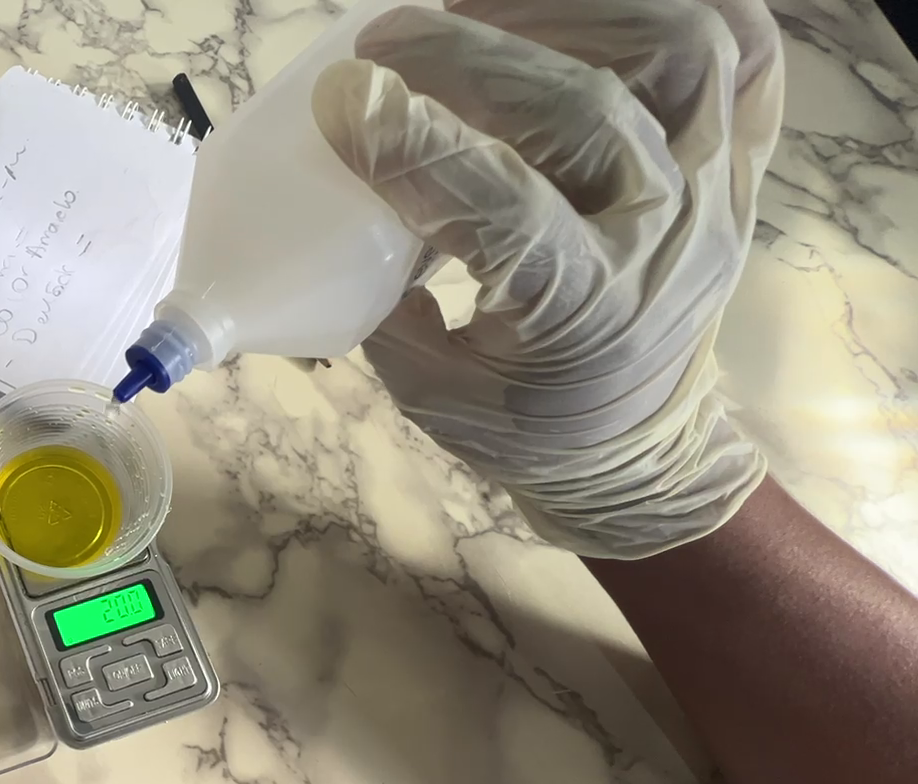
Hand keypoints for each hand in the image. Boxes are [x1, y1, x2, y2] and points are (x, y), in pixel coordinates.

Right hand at [311, 0, 783, 557]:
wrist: (636, 445)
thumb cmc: (520, 431)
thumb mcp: (430, 395)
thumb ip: (390, 312)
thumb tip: (351, 232)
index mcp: (575, 312)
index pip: (496, 208)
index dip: (415, 148)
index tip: (342, 100)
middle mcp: (661, 234)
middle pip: (581, 108)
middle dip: (472, 57)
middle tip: (386, 36)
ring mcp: (715, 185)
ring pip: (677, 47)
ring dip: (566, 8)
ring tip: (474, 1)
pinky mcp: (737, 159)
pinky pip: (736, 45)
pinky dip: (655, 7)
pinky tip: (571, 11)